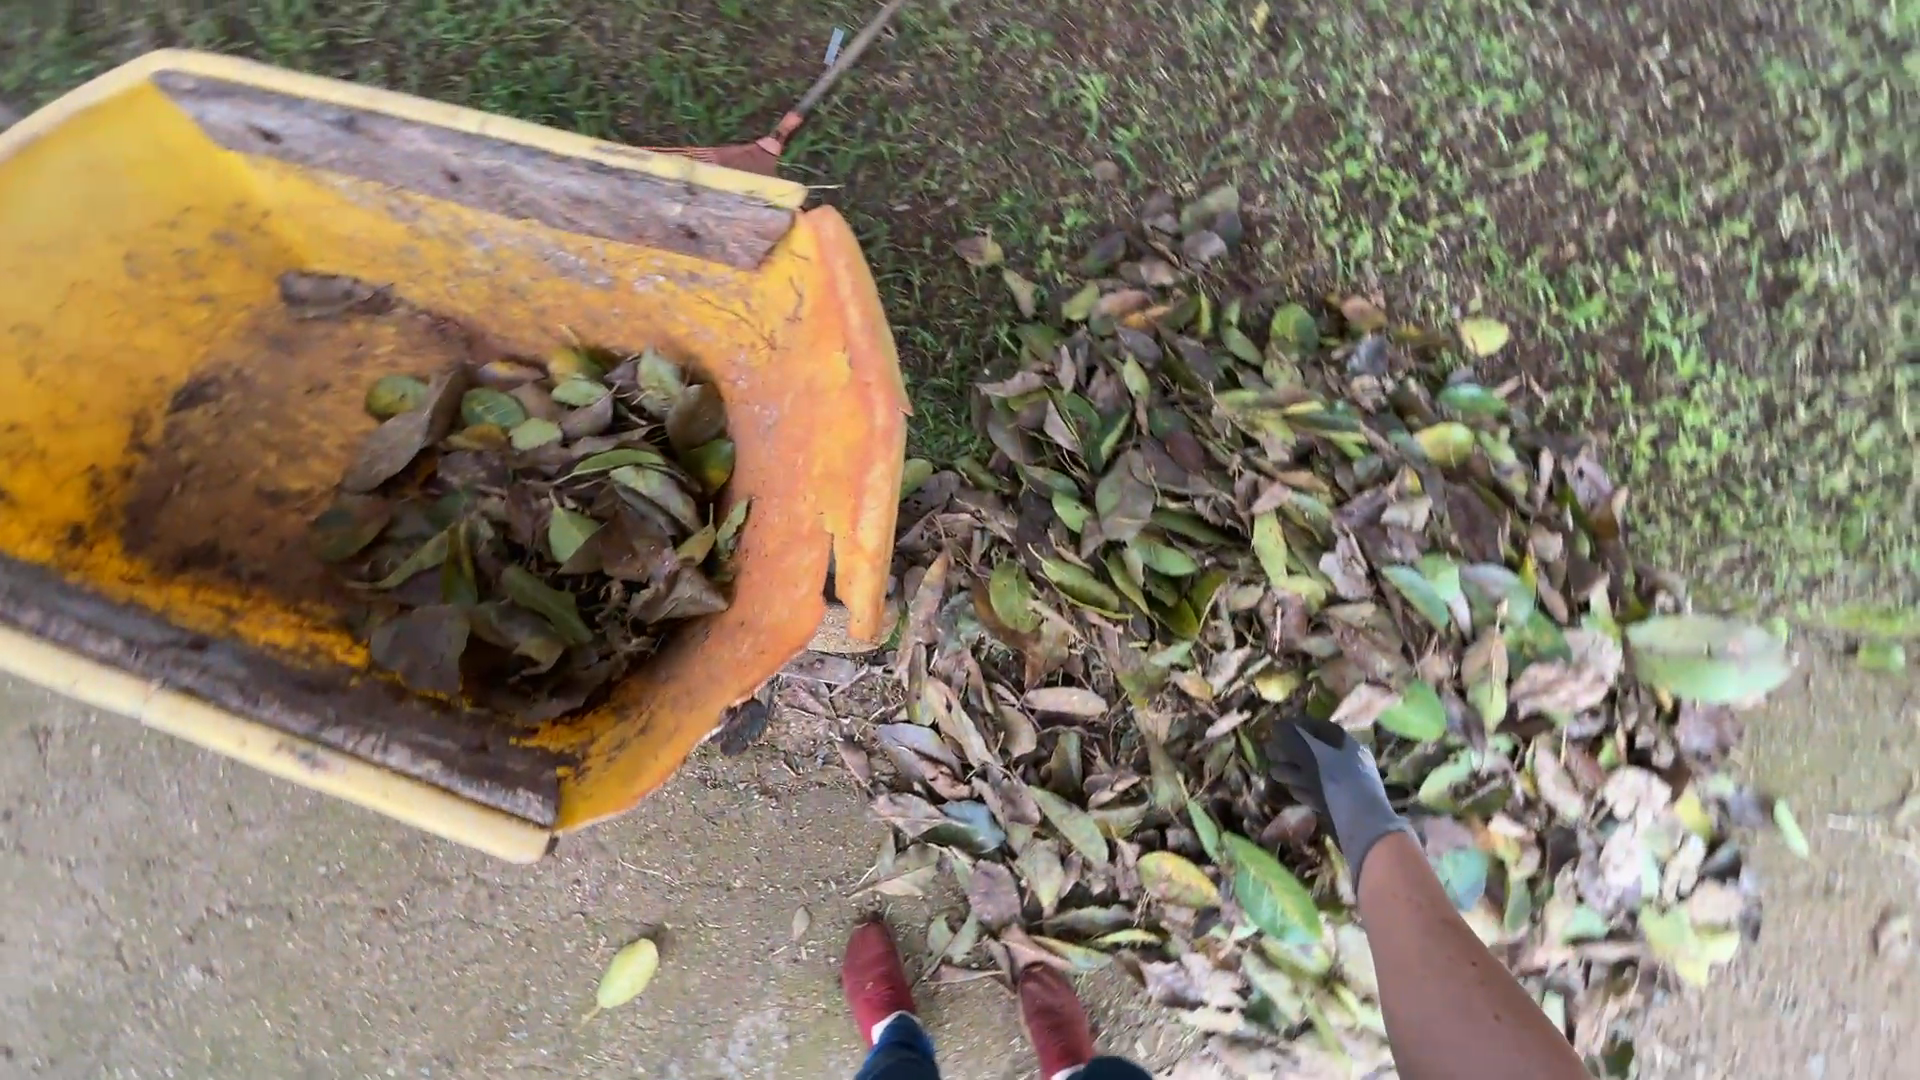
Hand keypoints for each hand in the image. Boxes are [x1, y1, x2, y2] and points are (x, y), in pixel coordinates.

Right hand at [1266, 714, 1412, 886]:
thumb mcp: (1312, 755)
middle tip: (1269, 754)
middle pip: (1312, 751)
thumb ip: (1293, 738)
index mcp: (1345, 745)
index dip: (1296, 727)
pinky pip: (1318, 791)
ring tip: (1275, 773)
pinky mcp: (1338, 804)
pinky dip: (1305, 790)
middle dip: (1289, 752)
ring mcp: (1343, 784)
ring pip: (1313, 772)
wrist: (1363, 829)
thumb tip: (1277, 725)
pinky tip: (1294, 791)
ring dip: (1293, 771)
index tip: (1275, 731)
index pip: (1318, 728)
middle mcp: (1346, 761)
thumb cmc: (1338, 784)